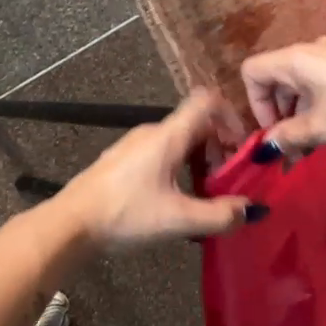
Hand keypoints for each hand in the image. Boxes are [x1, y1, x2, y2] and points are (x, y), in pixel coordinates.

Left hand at [55, 90, 259, 248]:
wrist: (71, 223)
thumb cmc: (126, 214)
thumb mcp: (178, 219)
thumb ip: (219, 215)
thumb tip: (253, 209)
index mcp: (168, 135)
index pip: (206, 102)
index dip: (231, 117)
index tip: (243, 149)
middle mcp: (152, 132)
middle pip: (196, 126)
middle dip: (219, 151)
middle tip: (228, 185)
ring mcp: (136, 145)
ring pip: (179, 143)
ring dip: (199, 165)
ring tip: (205, 200)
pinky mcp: (124, 161)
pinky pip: (162, 155)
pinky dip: (180, 171)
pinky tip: (177, 205)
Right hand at [242, 36, 325, 156]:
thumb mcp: (323, 130)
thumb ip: (289, 135)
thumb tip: (268, 145)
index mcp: (300, 58)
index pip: (253, 71)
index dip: (255, 104)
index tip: (274, 134)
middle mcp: (316, 49)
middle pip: (278, 77)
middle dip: (279, 115)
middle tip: (292, 150)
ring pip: (304, 83)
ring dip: (300, 115)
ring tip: (314, 149)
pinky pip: (325, 82)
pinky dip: (320, 106)